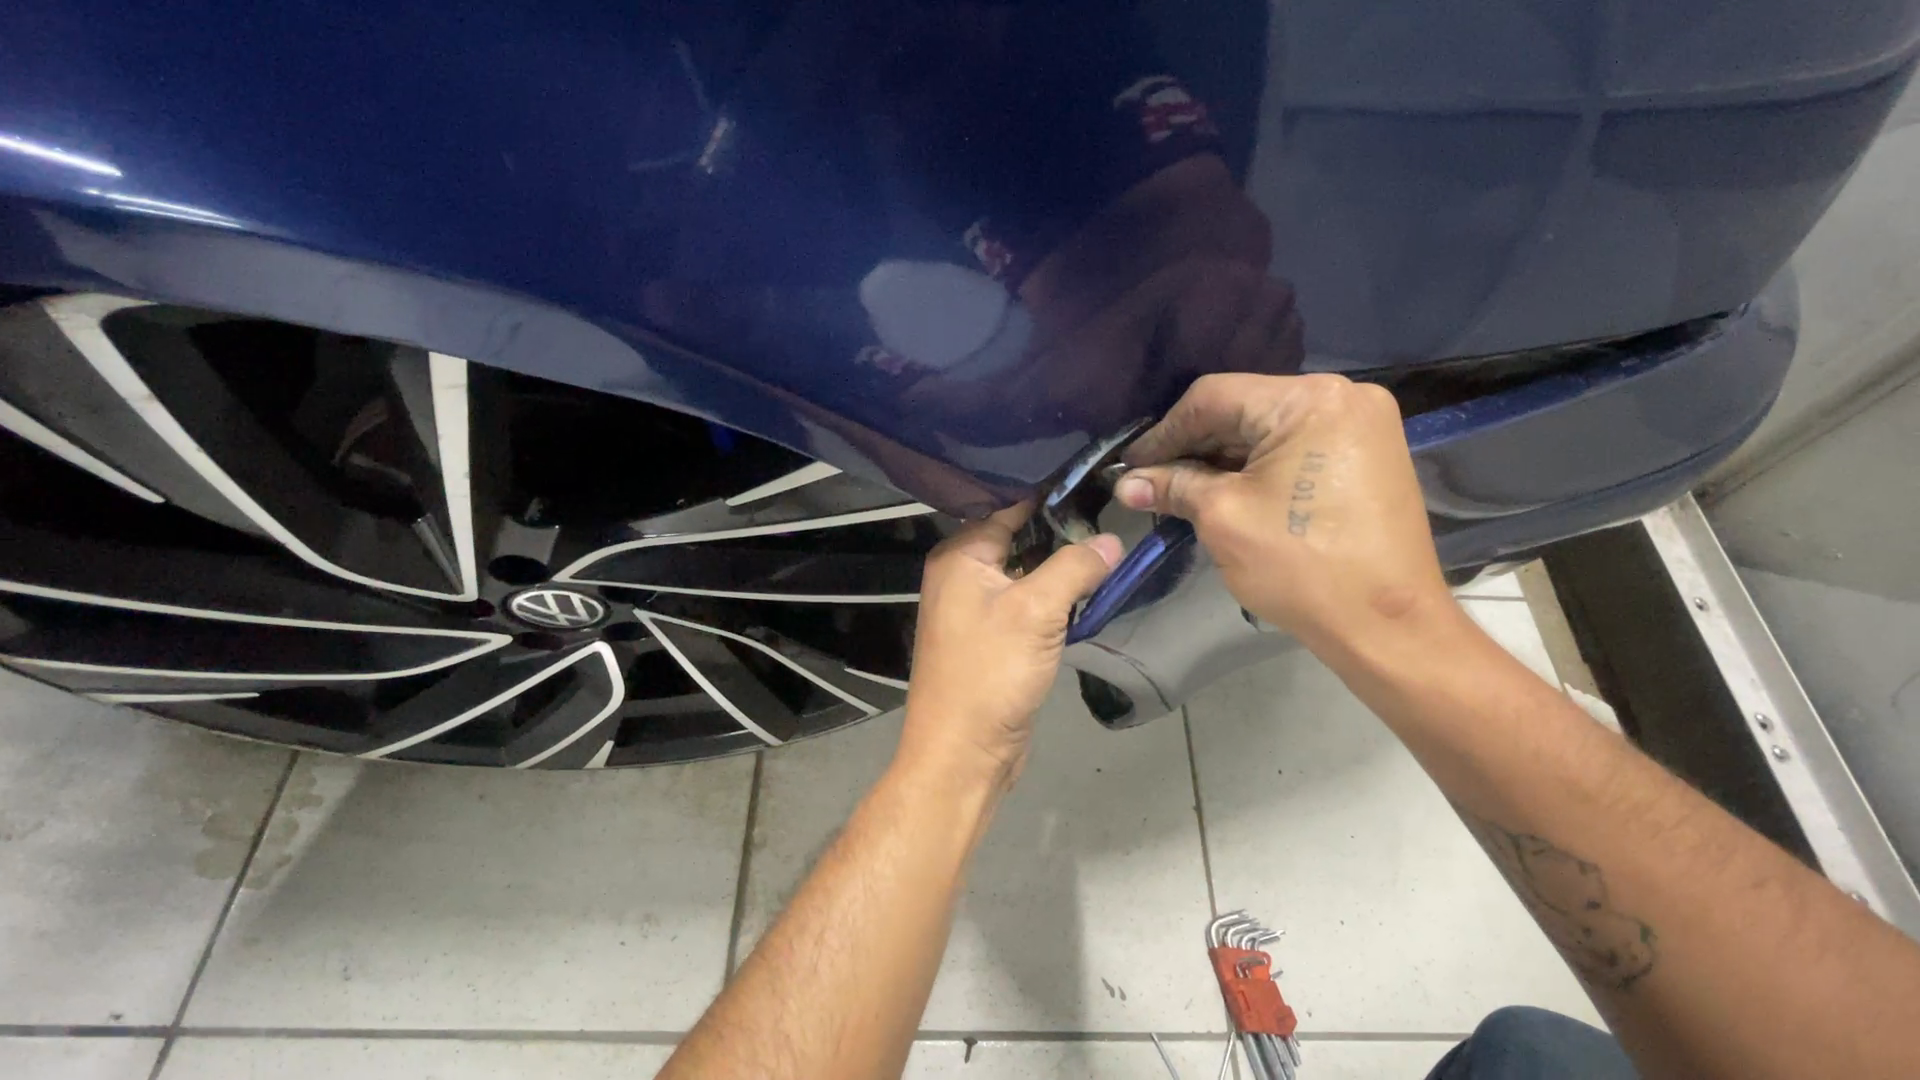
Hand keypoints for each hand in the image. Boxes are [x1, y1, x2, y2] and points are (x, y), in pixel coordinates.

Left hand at [900, 505, 1120, 786]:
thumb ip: (1075, 567)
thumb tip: (1112, 538)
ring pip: (1026, 573)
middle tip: (1113, 516)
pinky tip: (1089, 591)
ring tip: (1111, 547)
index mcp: (960, 556)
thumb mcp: (1037, 611)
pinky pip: (1027, 604)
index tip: (1096, 484)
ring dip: (1062, 567)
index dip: (1050, 496)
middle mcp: (962, 575)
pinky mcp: (993, 639)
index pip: (1008, 507)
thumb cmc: (990, 673)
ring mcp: (976, 609)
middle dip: (1061, 531)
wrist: (963, 753)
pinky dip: (1054, 598)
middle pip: (1018, 537)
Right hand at [1115, 373, 1454, 653]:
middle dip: (1192, 446)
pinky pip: (1296, 446)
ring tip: (1180, 490)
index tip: (1129, 466)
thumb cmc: (1302, 567)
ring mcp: (1361, 425)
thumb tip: (1125, 482)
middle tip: (1149, 480)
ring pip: (1268, 429)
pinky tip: (1224, 490)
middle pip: (1243, 408)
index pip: (1213, 397)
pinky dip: (1256, 466)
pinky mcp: (1367, 455)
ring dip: (1221, 458)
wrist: (1387, 625)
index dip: (1164, 432)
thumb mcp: (1223, 518)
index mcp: (1310, 399)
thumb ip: (1173, 487)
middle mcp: (1343, 395)